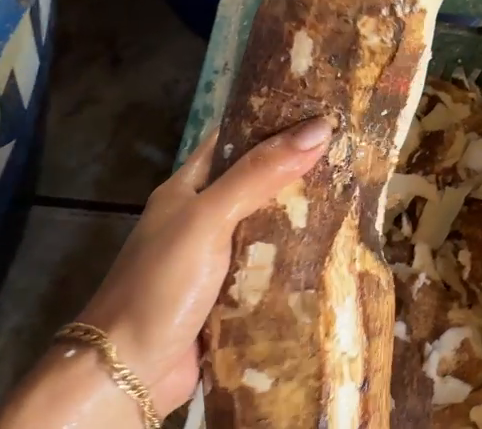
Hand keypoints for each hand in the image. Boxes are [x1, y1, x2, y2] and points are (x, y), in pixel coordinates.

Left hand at [0, 118, 331, 426]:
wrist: (125, 374)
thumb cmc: (161, 283)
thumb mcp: (209, 217)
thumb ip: (260, 173)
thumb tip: (321, 127)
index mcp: (187, 187)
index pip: (235, 137)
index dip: (274, 118)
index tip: (322, 106)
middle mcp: (202, 216)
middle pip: (258, 179)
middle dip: (300, 167)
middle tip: (353, 149)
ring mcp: (216, 257)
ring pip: (268, 223)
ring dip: (303, 214)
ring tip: (356, 191)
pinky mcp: (231, 293)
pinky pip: (271, 264)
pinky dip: (298, 256)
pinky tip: (335, 246)